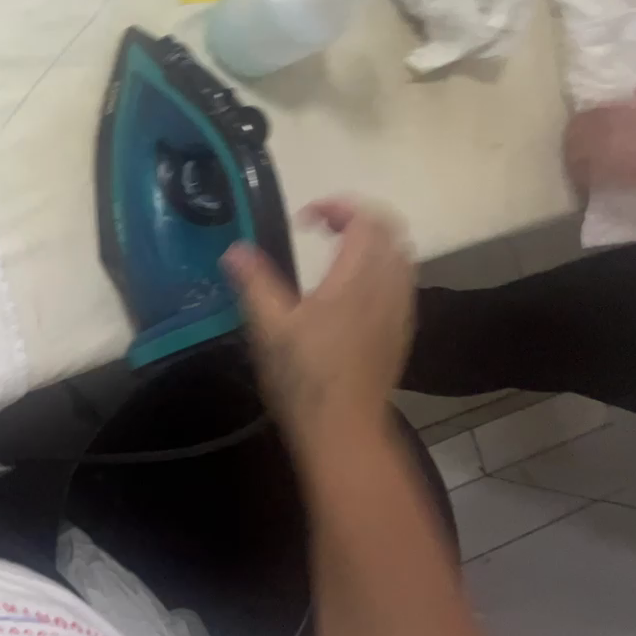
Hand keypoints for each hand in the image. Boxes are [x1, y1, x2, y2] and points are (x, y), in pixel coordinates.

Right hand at [221, 199, 414, 442]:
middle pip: (391, 232)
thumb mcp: (267, 327)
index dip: (337, 206)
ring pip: (400, 256)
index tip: (303, 219)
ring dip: (370, 243)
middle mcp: (387, 288)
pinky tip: (347, 293)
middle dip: (356, 219)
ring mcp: (399, 311)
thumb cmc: (302, 377)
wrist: (343, 428)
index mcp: (355, 281)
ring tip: (332, 255)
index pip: (366, 220)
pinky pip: (401, 282)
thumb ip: (254, 282)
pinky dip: (379, 269)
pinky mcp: (400, 331)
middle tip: (319, 229)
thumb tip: (234, 249)